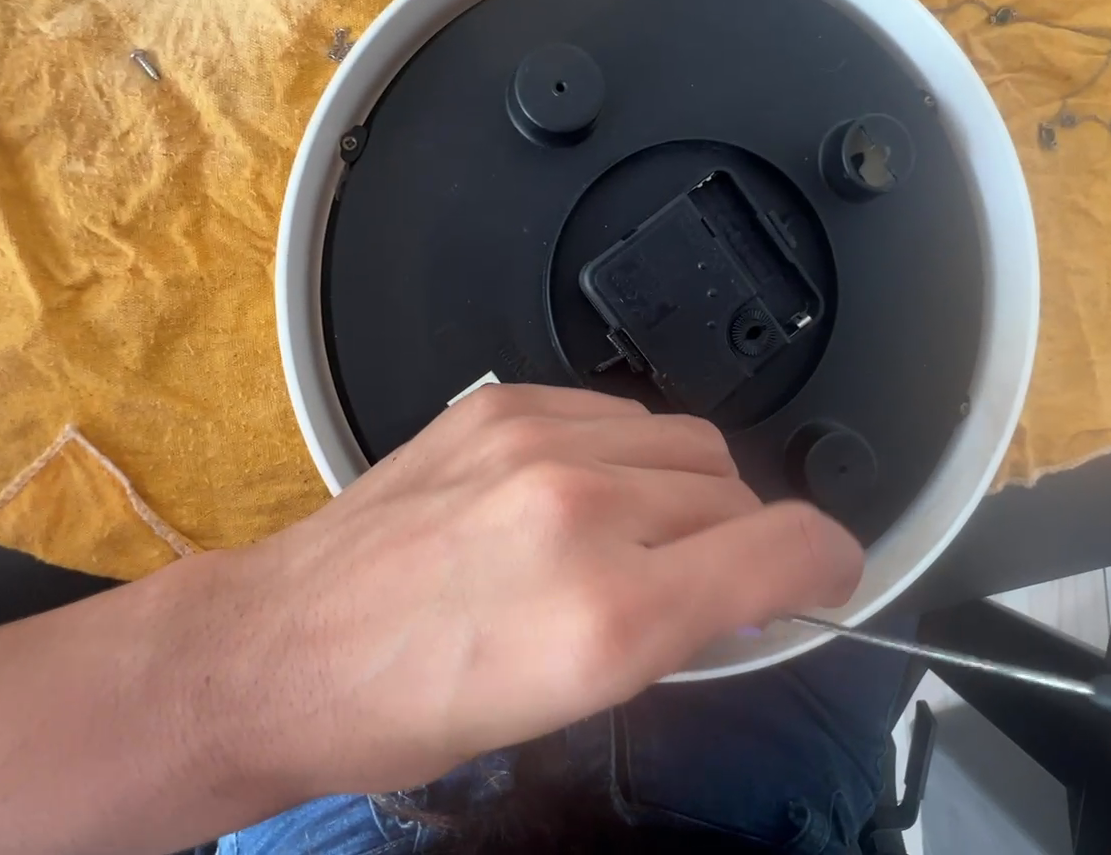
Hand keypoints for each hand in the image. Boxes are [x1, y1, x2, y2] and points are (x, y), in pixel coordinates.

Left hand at [216, 384, 863, 799]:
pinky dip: (631, 452)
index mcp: (608, 615)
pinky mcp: (503, 404)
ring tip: (639, 529)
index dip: (827, 562)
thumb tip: (745, 585)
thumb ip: (679, 629)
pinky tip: (587, 487)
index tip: (829, 571)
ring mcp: (539, 442)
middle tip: (699, 575)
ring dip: (690, 490)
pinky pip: (622, 413)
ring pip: (689, 442)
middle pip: (740, 492)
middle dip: (741, 539)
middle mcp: (583, 510)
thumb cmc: (417, 705)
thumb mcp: (573, 700)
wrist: (281, 648)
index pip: (782, 550)